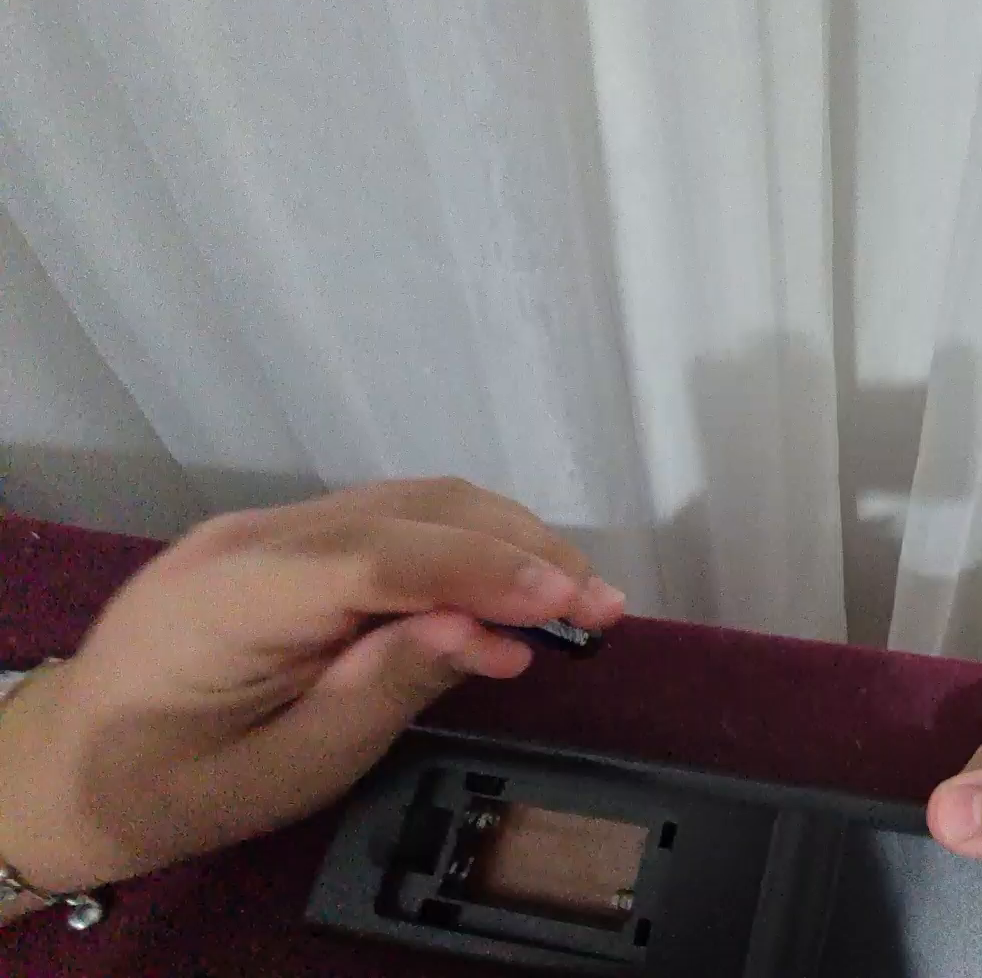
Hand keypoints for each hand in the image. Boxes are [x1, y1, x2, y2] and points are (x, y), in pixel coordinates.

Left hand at [0, 479, 626, 893]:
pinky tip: (529, 580)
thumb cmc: (176, 787)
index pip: (376, 557)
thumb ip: (383, 692)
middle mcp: (265, 534)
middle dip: (528, 553)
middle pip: (424, 512)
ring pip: (438, 500)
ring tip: (583, 594)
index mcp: (227, 599)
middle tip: (604, 607)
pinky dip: (494, 541)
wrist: (72, 761)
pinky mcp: (322, 527)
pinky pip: (426, 515)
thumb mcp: (284, 771)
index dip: (482, 571)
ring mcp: (294, 520)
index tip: (570, 604)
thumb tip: (485, 634)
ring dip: (524, 541)